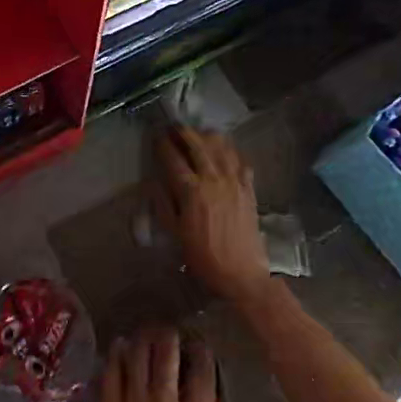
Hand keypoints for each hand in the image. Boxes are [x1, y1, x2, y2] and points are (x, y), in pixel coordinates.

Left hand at [100, 327, 215, 401]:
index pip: (203, 378)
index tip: (199, 344)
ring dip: (142, 339)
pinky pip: (112, 374)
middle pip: (167, 357)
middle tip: (168, 328)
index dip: (201, 354)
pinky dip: (115, 355)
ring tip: (145, 330)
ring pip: (138, 358)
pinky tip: (117, 345)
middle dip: (168, 336)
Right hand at [150, 126, 272, 306]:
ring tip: (199, 132)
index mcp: (191, 190)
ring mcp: (234, 183)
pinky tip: (226, 150)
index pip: (173, 158)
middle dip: (185, 132)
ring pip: (222, 149)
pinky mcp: (249, 190)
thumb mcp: (174, 231)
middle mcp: (213, 180)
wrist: (242, 275)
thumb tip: (152, 181)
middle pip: (198, 146)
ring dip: (209, 137)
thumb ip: (163, 203)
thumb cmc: (202, 255)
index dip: (163, 144)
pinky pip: (241, 163)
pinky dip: (232, 152)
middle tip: (175, 126)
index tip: (156, 135)